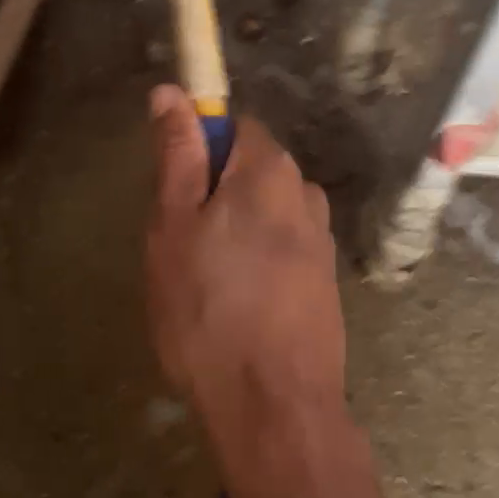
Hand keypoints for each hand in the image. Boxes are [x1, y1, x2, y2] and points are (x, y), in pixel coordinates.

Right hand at [145, 85, 345, 427]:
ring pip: (267, 215)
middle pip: (252, 171)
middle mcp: (306, 194)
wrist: (275, 405)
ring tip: (207, 286)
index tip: (176, 194)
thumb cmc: (208, 310)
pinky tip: (239, 308)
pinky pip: (284, 251)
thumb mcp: (173, 226)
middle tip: (183, 249)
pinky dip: (260, 265)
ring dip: (237, 233)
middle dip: (216, 197)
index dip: (201, 150)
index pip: (236, 127)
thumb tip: (171, 92)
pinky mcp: (327, 282)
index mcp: (271, 170)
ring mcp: (323, 240)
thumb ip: (178, 156)